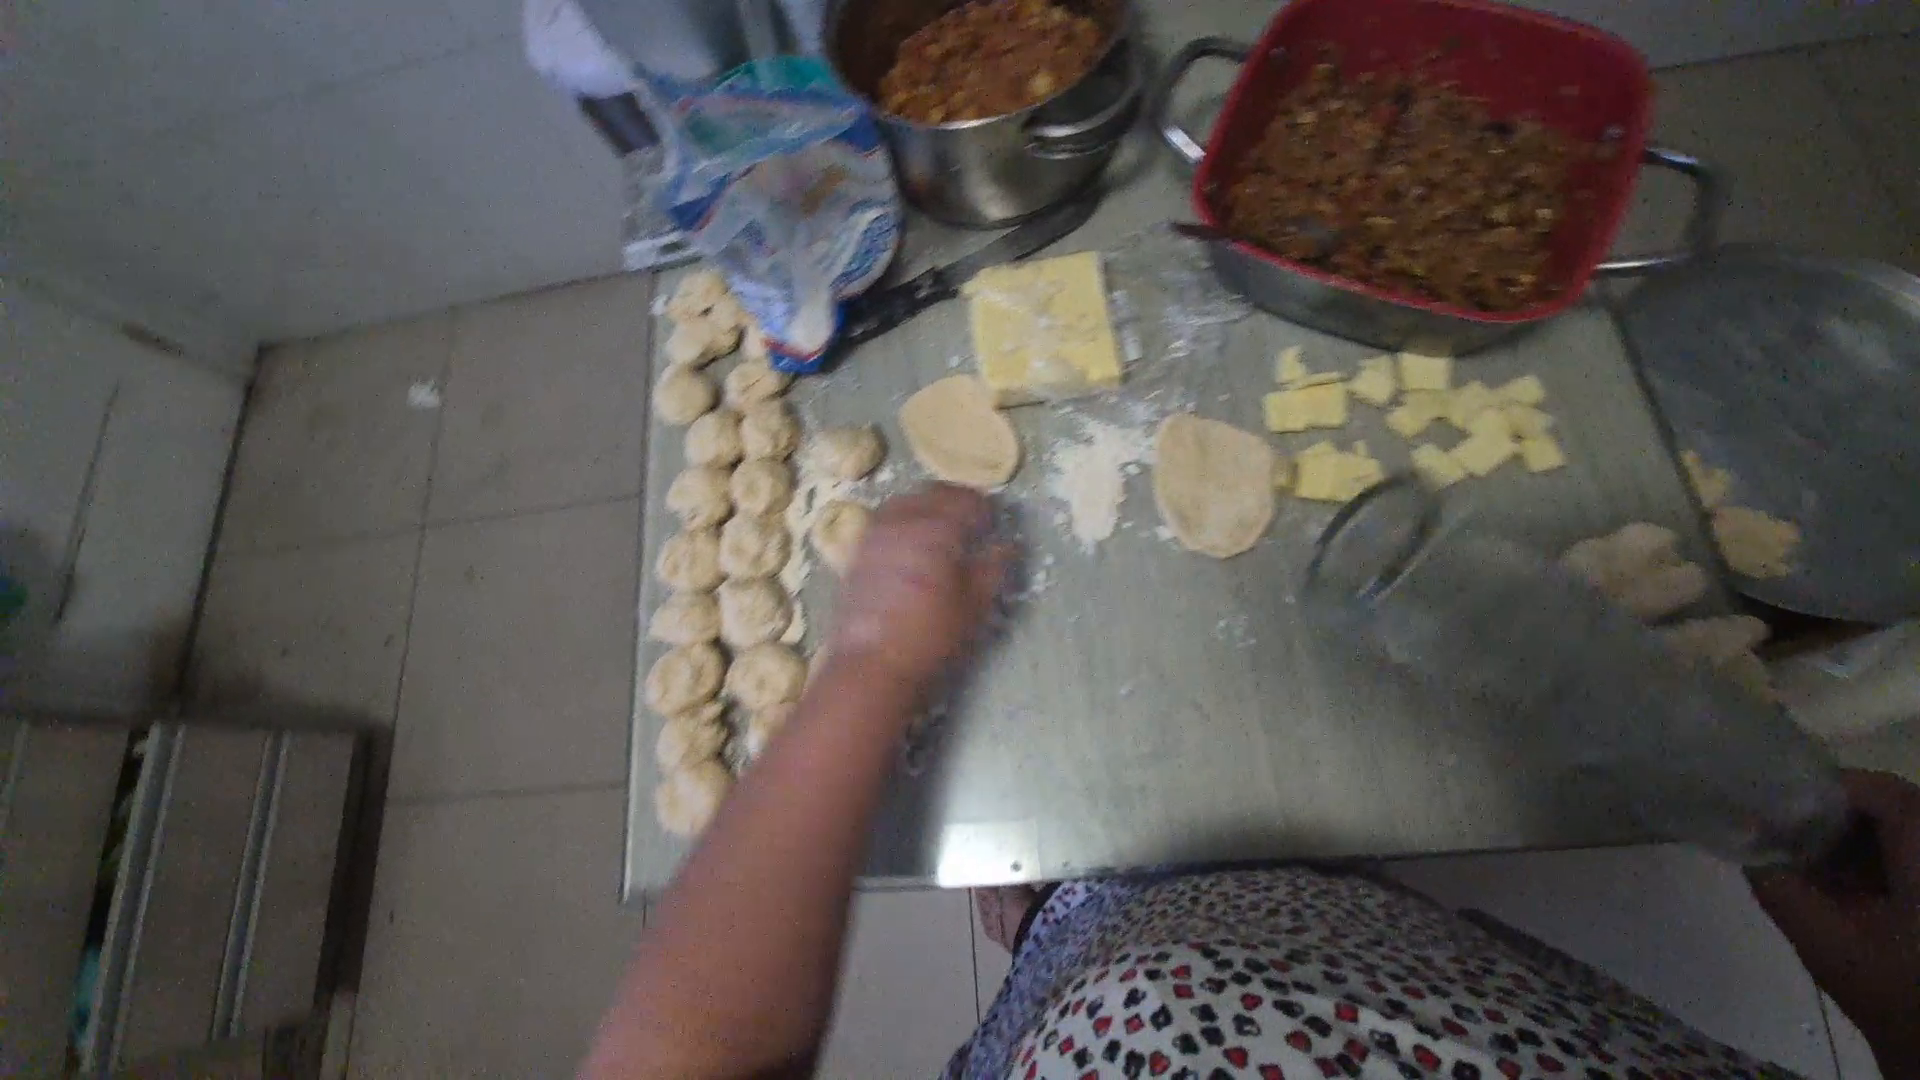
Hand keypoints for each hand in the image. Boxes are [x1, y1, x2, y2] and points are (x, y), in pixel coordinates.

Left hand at [826, 484, 1009, 688]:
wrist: (871, 662)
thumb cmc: (930, 637)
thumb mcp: (974, 607)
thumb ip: (993, 570)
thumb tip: (1008, 547)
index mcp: (937, 530)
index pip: (966, 500)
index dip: (984, 506)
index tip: (993, 520)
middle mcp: (904, 522)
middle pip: (933, 493)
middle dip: (956, 499)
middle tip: (971, 519)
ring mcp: (877, 534)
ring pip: (905, 501)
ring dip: (927, 505)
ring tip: (941, 526)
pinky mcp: (858, 551)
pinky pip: (884, 519)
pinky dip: (902, 520)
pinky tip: (911, 542)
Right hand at [1749, 770, 1919, 1074]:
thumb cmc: (1892, 995)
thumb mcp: (1820, 937)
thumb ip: (1774, 879)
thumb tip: (1737, 831)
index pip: (1885, 793)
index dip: (1829, 788)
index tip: (1779, 807)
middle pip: (1894, 806)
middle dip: (1834, 813)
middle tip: (1785, 835)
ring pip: (1902, 830)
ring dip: (1851, 837)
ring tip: (1809, 864)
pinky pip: (1908, 856)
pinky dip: (1873, 862)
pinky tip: (1844, 888)